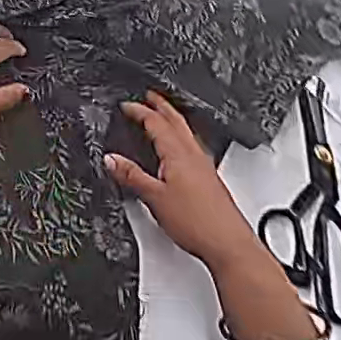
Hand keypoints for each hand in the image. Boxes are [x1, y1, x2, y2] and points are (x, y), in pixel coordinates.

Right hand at [106, 91, 263, 270]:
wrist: (228, 244)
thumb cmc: (198, 222)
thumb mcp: (154, 198)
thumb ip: (131, 176)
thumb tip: (112, 160)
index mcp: (177, 153)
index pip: (156, 122)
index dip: (139, 111)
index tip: (127, 106)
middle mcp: (193, 154)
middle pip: (175, 120)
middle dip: (161, 105)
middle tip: (149, 95)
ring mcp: (204, 165)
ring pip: (186, 131)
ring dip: (172, 118)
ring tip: (163, 114)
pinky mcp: (210, 177)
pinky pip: (193, 145)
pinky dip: (181, 136)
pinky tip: (180, 148)